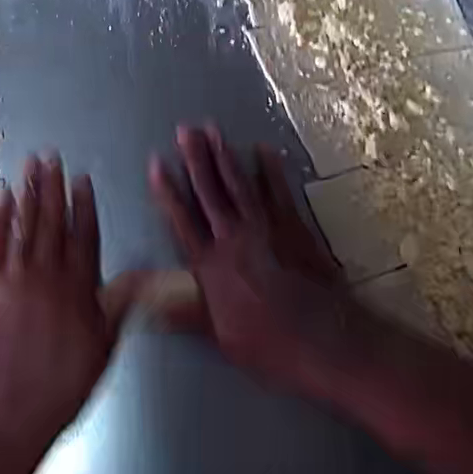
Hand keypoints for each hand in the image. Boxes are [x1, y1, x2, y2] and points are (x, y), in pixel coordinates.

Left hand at [0, 155, 123, 459]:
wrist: (8, 415)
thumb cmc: (59, 386)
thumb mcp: (102, 347)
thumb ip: (120, 303)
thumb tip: (143, 273)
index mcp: (78, 286)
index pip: (84, 233)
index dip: (84, 203)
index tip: (82, 178)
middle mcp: (48, 273)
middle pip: (53, 220)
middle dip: (54, 185)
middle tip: (53, 156)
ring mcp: (16, 277)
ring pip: (26, 224)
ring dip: (30, 191)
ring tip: (32, 164)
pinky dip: (0, 218)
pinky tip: (3, 197)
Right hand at [145, 124, 362, 398]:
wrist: (325, 341)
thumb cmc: (270, 345)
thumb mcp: (220, 337)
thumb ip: (185, 312)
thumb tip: (147, 303)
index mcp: (212, 265)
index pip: (182, 220)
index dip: (167, 190)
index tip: (156, 162)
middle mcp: (234, 238)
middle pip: (210, 191)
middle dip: (195, 158)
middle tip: (185, 129)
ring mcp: (265, 227)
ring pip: (239, 184)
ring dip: (224, 155)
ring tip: (213, 129)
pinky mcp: (293, 226)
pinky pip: (278, 191)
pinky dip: (270, 169)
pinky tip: (263, 148)